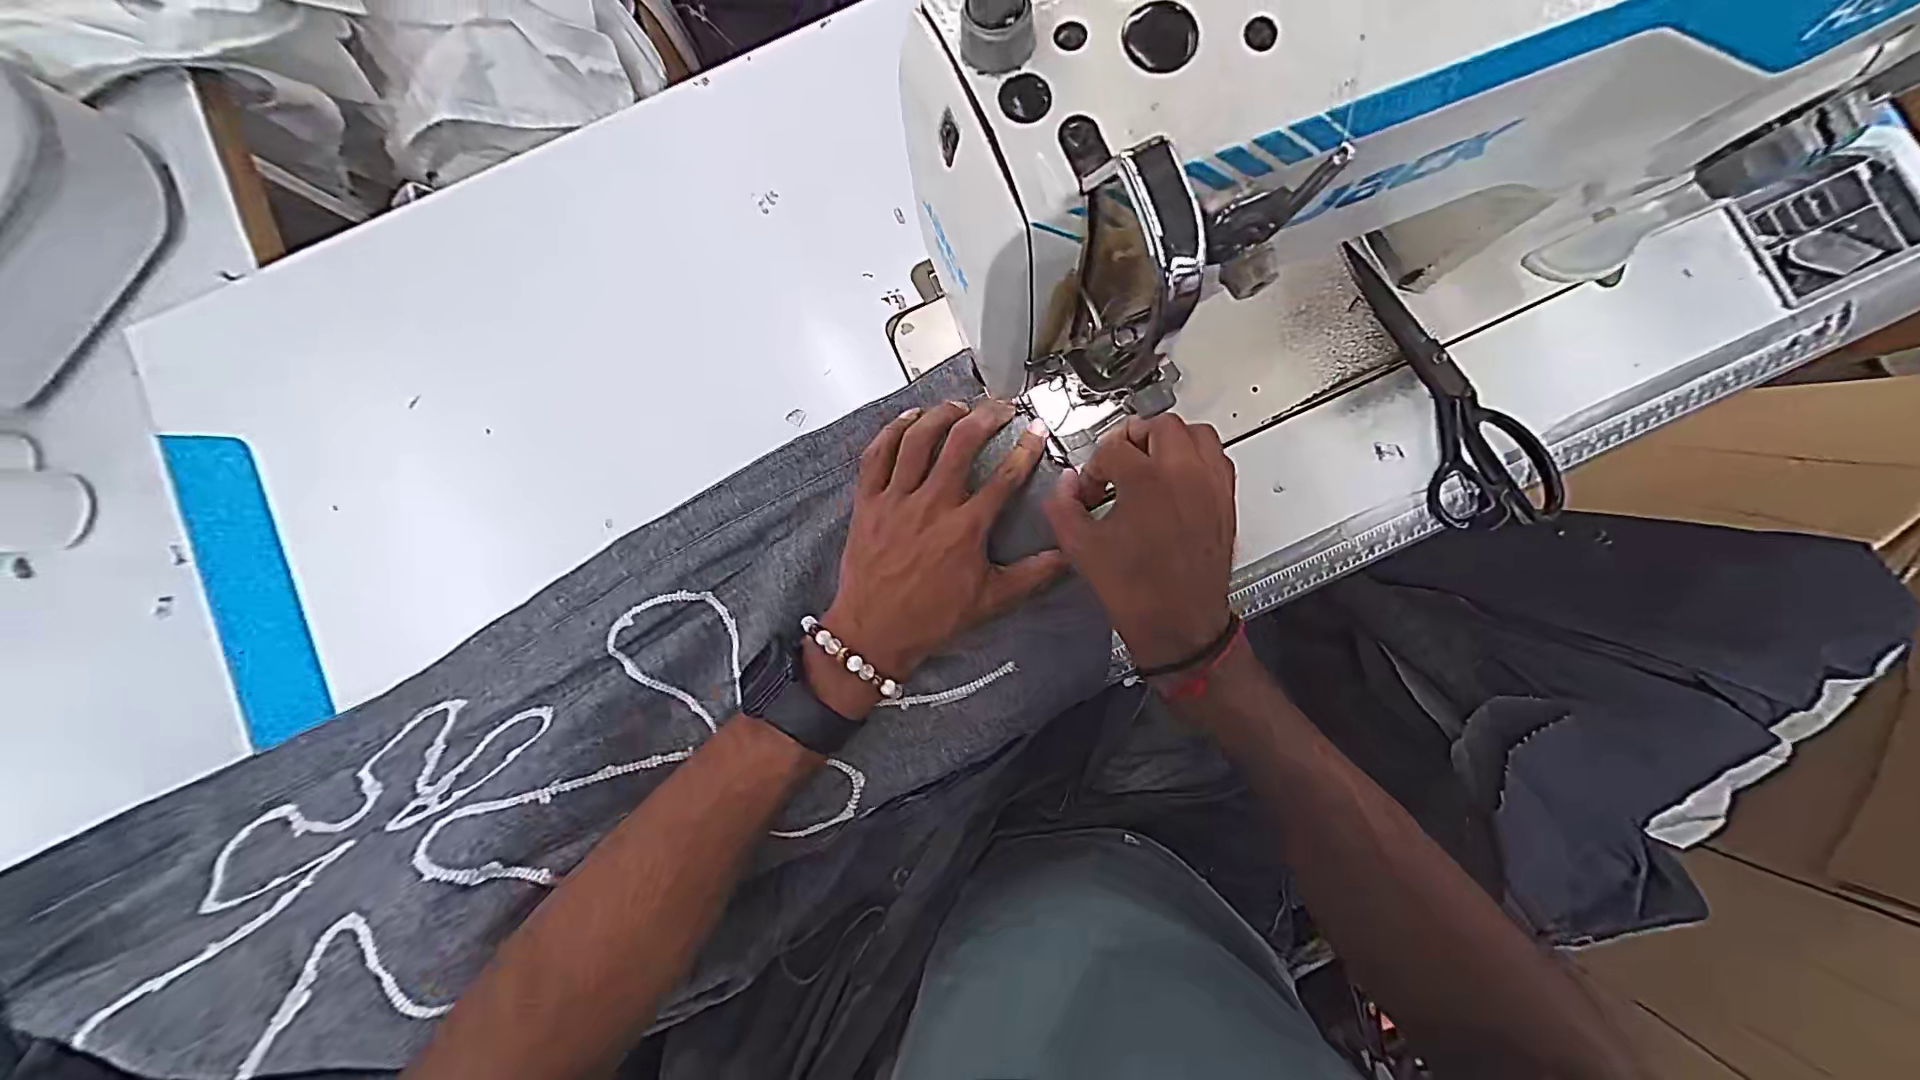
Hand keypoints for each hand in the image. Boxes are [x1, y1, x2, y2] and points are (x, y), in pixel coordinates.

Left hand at [810, 399, 1068, 717]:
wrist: (875, 633)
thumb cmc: (929, 618)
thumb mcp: (990, 600)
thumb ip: (1032, 575)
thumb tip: (1066, 558)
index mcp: (964, 528)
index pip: (1004, 476)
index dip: (1026, 448)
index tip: (1035, 432)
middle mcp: (931, 506)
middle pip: (961, 443)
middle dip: (986, 417)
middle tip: (1000, 408)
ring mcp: (896, 501)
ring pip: (918, 440)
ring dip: (940, 415)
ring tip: (957, 406)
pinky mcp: (868, 503)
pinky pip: (876, 455)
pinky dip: (892, 431)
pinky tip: (907, 419)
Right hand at [1042, 414, 1235, 669]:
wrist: (1179, 623)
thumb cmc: (1141, 593)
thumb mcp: (1081, 548)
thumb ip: (1062, 506)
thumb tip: (1063, 487)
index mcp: (1146, 481)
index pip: (1113, 448)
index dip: (1094, 468)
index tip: (1090, 488)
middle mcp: (1184, 475)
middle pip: (1158, 425)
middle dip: (1131, 440)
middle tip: (1116, 462)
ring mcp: (1210, 486)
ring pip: (1195, 432)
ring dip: (1168, 439)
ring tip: (1149, 460)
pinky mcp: (1226, 500)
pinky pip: (1217, 458)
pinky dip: (1196, 457)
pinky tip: (1178, 476)